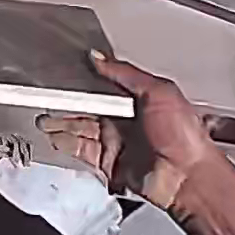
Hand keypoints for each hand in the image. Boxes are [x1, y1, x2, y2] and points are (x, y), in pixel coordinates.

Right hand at [39, 51, 223, 211]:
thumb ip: (125, 73)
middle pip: (85, 108)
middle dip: (64, 104)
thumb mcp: (158, 92)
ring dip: (60, 124)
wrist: (190, 178)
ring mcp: (115, 141)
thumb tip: (98, 56)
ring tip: (44, 119)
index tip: (63, 76)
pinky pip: (81, 150)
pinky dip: (66, 144)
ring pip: (79, 129)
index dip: (82, 82)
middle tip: (46, 98)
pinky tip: (54, 137)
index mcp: (136, 99)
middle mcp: (123, 119)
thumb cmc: (186, 136)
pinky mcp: (108, 162)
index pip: (101, 86)